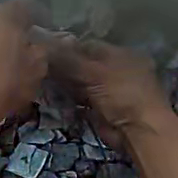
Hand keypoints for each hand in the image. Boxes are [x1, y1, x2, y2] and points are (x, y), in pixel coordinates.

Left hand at [0, 0, 48, 142]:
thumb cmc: (9, 80)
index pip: (29, 4)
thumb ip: (46, 46)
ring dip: (5, 37)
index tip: (51, 28)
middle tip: (35, 40)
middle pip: (8, 15)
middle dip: (22, 25)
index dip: (43, 15)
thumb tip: (47, 40)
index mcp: (6, 13)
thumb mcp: (38, 64)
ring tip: (17, 54)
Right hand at [49, 38, 170, 143]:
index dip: (67, 48)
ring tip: (42, 83)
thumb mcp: (94, 71)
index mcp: (121, 55)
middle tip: (40, 68)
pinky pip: (80, 102)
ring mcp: (109, 92)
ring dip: (64, 85)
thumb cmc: (121, 93)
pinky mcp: (102, 111)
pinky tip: (52, 98)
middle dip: (63, 68)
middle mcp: (116, 71)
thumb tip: (44, 45)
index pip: (89, 46)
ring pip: (80, 84)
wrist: (137, 131)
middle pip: (83, 65)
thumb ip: (68, 60)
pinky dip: (68, 101)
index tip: (46, 52)